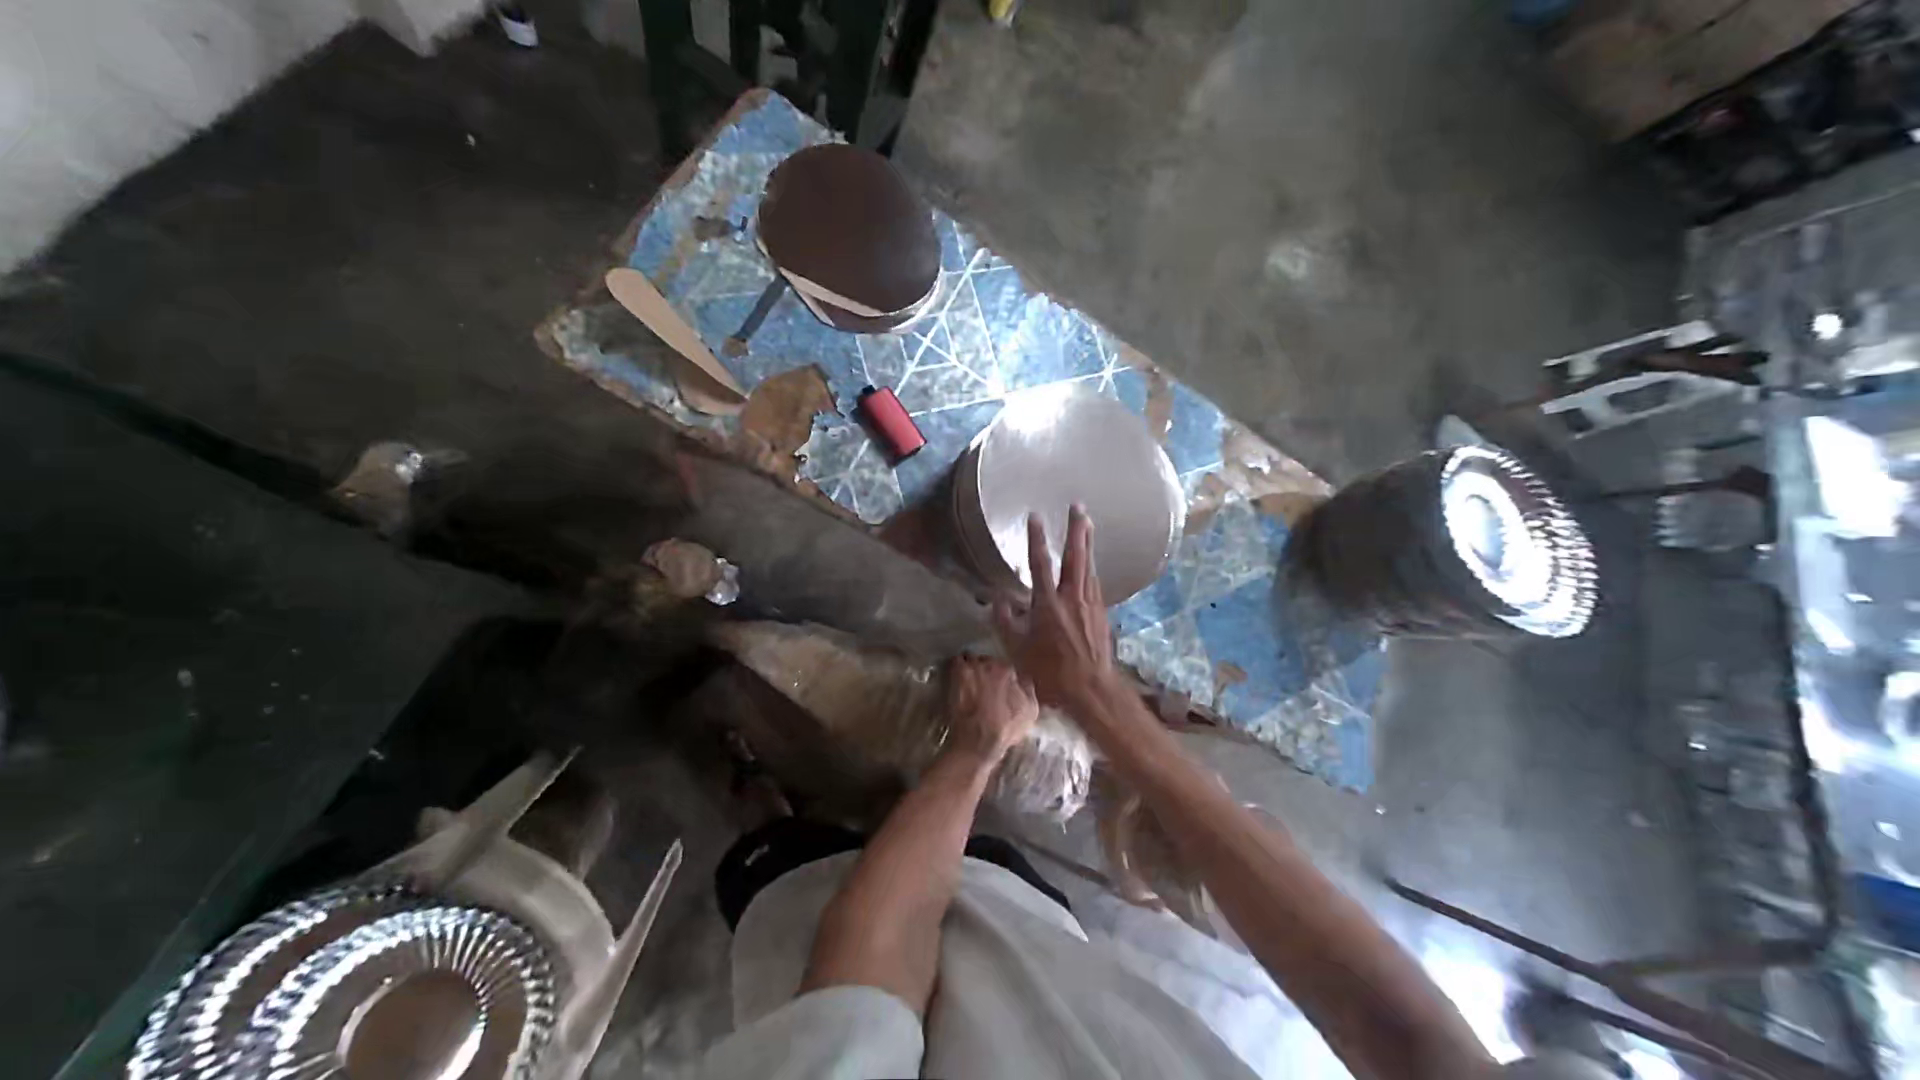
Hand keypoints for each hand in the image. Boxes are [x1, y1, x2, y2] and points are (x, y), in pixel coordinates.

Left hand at [945, 654, 1038, 764]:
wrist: (978, 740)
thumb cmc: (1005, 729)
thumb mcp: (1029, 712)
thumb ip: (1027, 690)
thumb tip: (1022, 680)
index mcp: (1010, 673)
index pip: (1006, 668)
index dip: (1002, 678)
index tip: (999, 687)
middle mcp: (992, 664)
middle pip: (988, 661)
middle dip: (986, 670)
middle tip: (983, 684)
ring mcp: (973, 667)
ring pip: (972, 658)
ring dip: (970, 665)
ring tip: (968, 678)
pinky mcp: (957, 673)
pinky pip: (956, 661)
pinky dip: (956, 665)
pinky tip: (954, 674)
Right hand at [993, 505, 1117, 708]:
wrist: (1092, 689)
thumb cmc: (1050, 672)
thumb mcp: (1017, 650)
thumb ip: (1006, 623)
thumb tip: (997, 600)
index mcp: (1048, 604)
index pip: (1040, 564)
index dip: (1036, 539)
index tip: (1035, 516)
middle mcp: (1072, 597)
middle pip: (1075, 556)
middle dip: (1076, 530)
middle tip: (1078, 507)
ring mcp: (1090, 604)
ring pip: (1088, 566)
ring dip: (1087, 543)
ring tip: (1088, 524)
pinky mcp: (1102, 613)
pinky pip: (1095, 581)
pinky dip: (1091, 566)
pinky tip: (1091, 563)